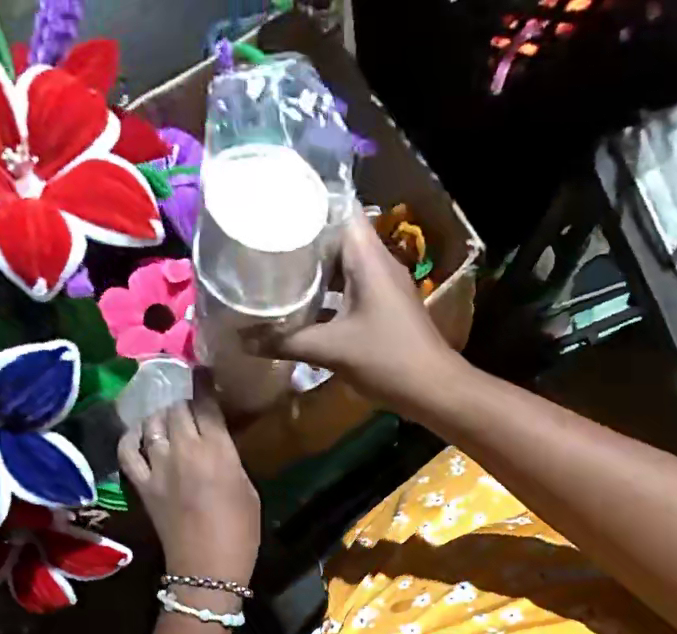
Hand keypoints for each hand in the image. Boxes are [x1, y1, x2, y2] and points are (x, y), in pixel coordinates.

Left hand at [116, 384, 260, 592]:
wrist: (207, 568)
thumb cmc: (241, 532)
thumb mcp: (247, 489)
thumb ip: (229, 458)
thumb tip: (217, 444)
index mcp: (217, 450)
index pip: (206, 404)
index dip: (204, 384)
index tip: (203, 372)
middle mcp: (184, 450)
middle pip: (176, 409)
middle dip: (183, 402)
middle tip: (190, 404)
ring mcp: (158, 466)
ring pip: (153, 423)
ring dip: (161, 415)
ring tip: (167, 417)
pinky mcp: (141, 485)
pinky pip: (128, 451)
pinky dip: (131, 438)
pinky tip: (139, 434)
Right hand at [271, 213, 470, 410]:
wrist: (434, 389)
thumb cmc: (386, 359)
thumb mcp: (331, 349)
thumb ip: (285, 341)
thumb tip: (243, 340)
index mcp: (367, 257)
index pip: (337, 207)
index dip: (305, 201)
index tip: (271, 203)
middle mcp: (377, 262)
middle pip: (336, 235)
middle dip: (301, 237)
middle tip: (261, 238)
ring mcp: (383, 286)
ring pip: (343, 264)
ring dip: (314, 267)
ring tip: (274, 268)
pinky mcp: (384, 307)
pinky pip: (350, 287)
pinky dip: (327, 292)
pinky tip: (301, 305)